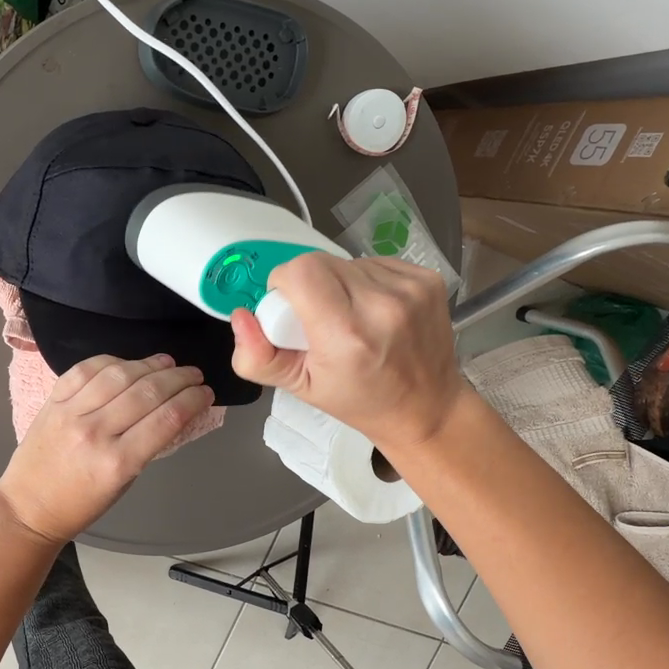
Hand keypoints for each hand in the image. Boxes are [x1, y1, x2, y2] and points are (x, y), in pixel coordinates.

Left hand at [0, 354, 214, 544]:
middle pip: (146, 392)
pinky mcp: (52, 401)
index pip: (166, 419)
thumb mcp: (124, 483)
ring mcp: (71, 413)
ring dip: (149, 364)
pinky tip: (128, 363)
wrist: (28, 506)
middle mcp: (95, 432)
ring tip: (168, 362)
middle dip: (178, 379)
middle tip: (194, 374)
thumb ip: (147, 446)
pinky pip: (85, 369)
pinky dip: (111, 361)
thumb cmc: (80, 504)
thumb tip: (174, 411)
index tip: (205, 393)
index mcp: (117, 462)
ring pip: (118, 375)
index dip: (192, 400)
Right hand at [231, 255, 466, 453]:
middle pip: (320, 262)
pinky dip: (365, 282)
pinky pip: (375, 263)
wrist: (426, 406)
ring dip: (339, 283)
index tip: (290, 308)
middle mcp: (382, 305)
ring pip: (347, 262)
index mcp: (347, 334)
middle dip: (308, 284)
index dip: (284, 283)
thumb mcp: (298, 388)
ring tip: (350, 316)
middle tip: (317, 317)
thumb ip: (258, 357)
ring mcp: (410, 290)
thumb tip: (240, 317)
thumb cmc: (357, 399)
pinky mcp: (427, 279)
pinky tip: (373, 309)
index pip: (301, 271)